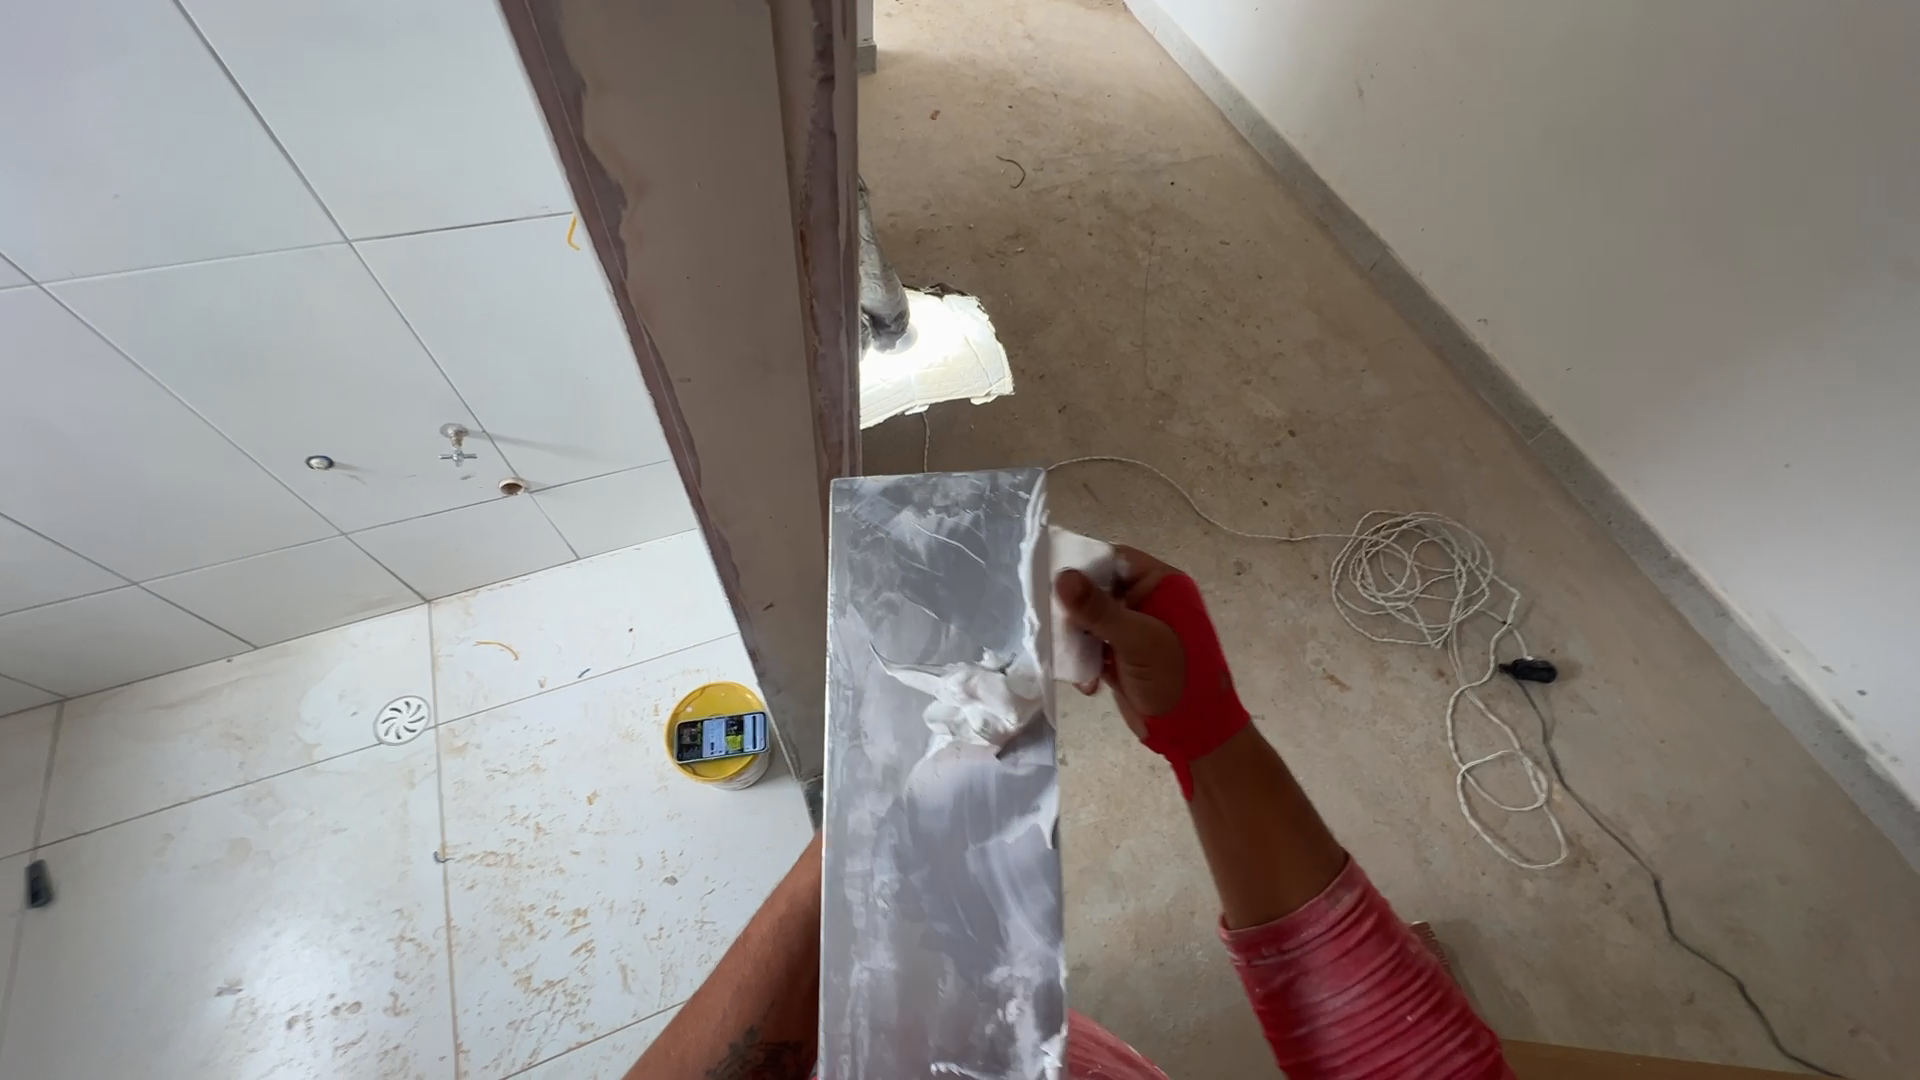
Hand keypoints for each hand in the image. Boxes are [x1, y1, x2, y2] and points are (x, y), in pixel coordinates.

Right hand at [1053, 545, 1185, 737]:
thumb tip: (1061, 577)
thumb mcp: (1138, 641)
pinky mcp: (1120, 655)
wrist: (1194, 733)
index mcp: (1159, 584)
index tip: (1046, 574)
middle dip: (1072, 608)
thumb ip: (1099, 610)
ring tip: (1065, 655)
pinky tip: (1086, 682)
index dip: (1082, 565)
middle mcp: (1144, 601)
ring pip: (1088, 619)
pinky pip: (1090, 646)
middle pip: (1095, 589)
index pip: (1113, 560)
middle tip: (1046, 618)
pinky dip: (1083, 661)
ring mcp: (1131, 629)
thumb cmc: (1177, 678)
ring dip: (1075, 640)